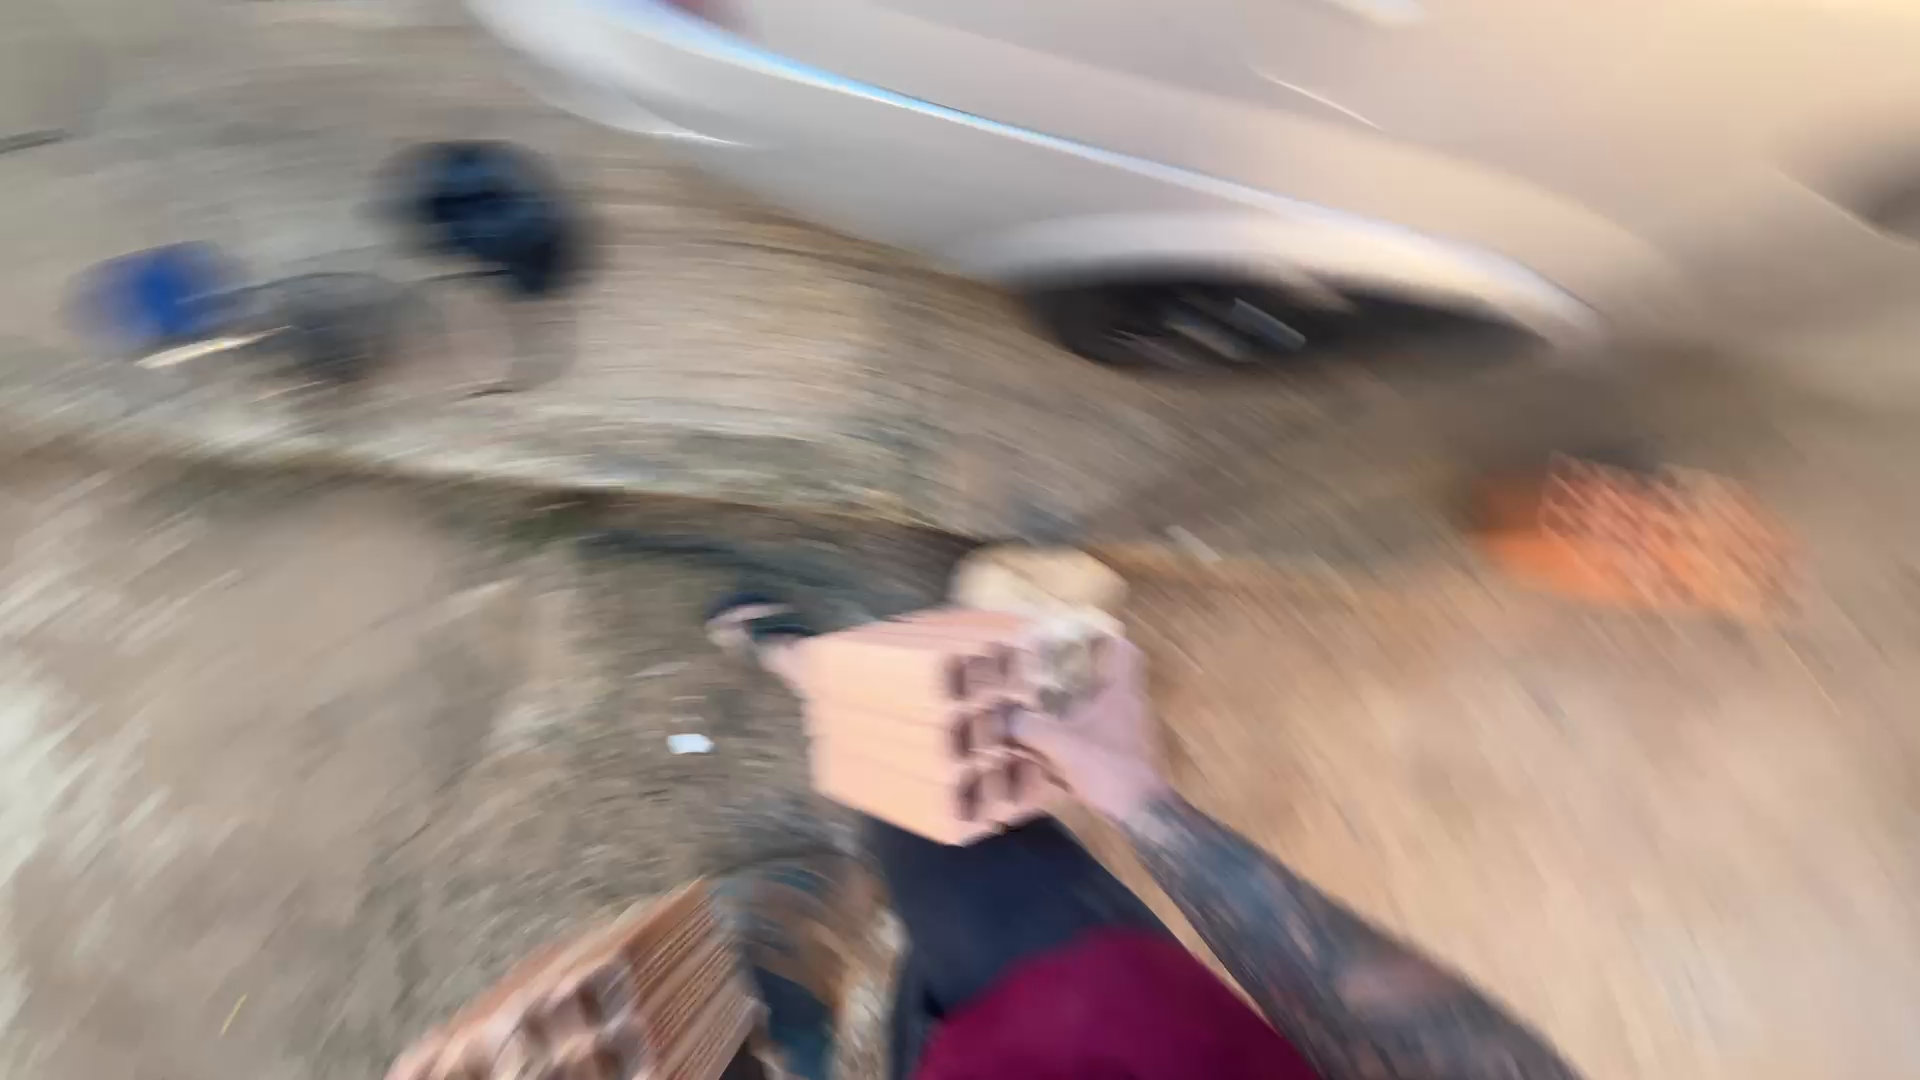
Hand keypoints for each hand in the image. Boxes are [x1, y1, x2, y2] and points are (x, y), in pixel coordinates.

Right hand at [1012, 637, 1169, 820]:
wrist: (1144, 814)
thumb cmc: (1108, 767)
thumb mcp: (1060, 745)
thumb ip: (1029, 728)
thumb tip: (1002, 717)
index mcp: (1122, 691)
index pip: (1125, 650)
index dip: (1105, 637)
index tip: (1078, 635)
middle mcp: (1133, 706)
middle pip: (1112, 678)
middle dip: (1083, 674)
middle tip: (1053, 671)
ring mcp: (1135, 733)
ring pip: (1106, 708)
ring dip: (1081, 707)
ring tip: (1049, 708)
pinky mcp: (1130, 757)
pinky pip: (1103, 735)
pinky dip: (1082, 736)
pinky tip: (1058, 751)